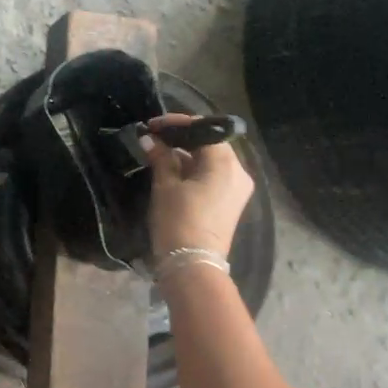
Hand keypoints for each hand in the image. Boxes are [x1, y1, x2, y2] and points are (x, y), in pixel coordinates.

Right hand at [146, 114, 255, 256]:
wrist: (192, 264)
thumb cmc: (178, 221)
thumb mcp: (165, 186)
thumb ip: (160, 158)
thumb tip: (149, 139)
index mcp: (226, 163)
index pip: (204, 129)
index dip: (177, 123)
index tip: (152, 125)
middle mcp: (239, 171)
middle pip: (210, 143)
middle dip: (182, 138)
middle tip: (154, 138)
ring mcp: (237, 188)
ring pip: (211, 160)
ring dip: (187, 154)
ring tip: (159, 154)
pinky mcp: (231, 202)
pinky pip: (214, 176)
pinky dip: (194, 170)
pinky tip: (173, 172)